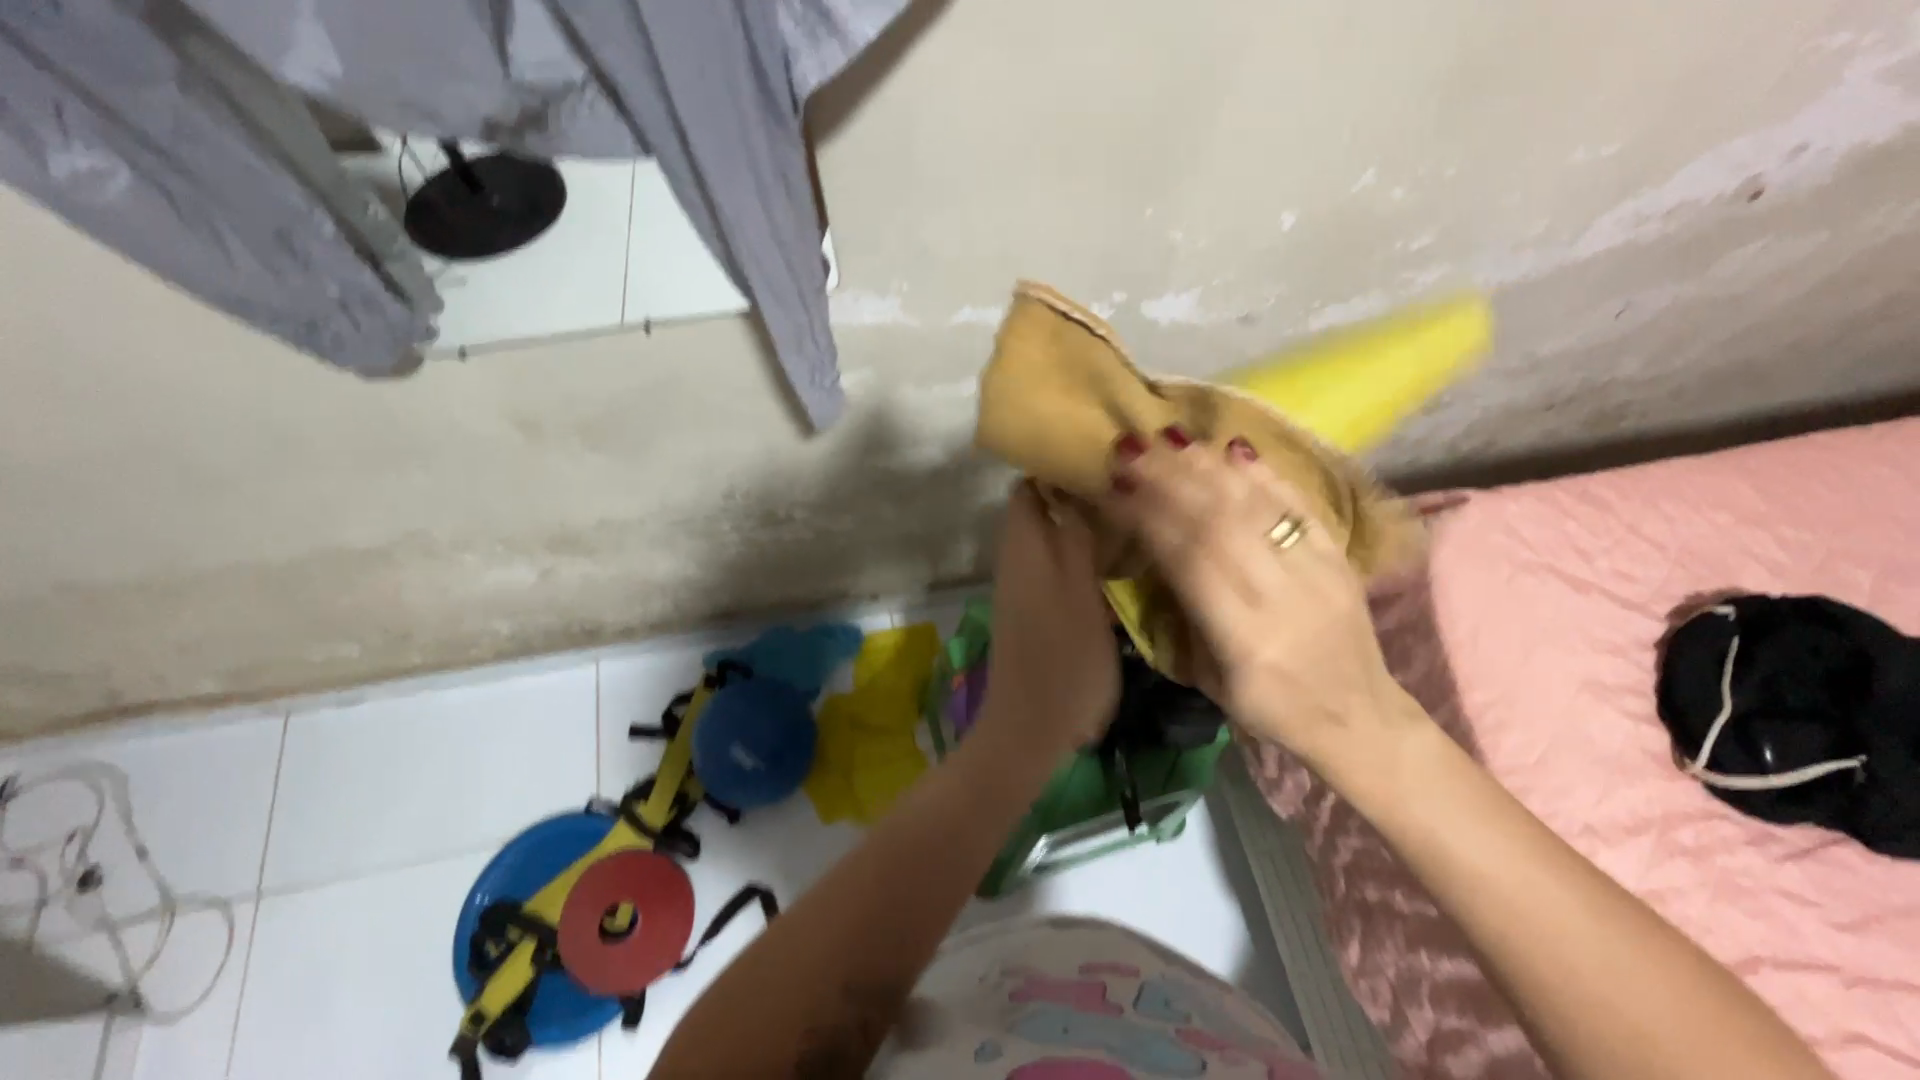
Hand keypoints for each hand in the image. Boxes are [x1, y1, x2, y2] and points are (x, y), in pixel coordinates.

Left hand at [979, 482, 1120, 756]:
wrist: (1031, 732)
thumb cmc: (1062, 660)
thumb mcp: (1079, 591)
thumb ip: (1077, 535)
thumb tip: (1077, 481)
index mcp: (1024, 546)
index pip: (1031, 485)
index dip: (1061, 467)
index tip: (1107, 459)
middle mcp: (1018, 559)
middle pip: (1044, 510)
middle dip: (1082, 495)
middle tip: (1136, 490)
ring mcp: (1027, 589)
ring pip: (1055, 540)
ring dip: (1088, 528)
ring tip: (1137, 519)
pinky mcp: (1040, 615)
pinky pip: (1061, 569)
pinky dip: (1087, 559)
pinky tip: (1123, 564)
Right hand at [1101, 429, 1424, 764]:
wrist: (1359, 717)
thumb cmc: (1270, 709)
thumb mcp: (1211, 680)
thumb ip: (1183, 616)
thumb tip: (1150, 551)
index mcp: (1246, 640)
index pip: (1192, 561)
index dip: (1151, 519)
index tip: (1115, 486)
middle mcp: (1285, 598)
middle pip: (1223, 523)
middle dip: (1172, 480)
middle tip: (1132, 447)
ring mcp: (1319, 572)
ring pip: (1258, 507)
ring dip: (1209, 468)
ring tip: (1169, 439)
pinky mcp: (1340, 557)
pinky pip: (1299, 505)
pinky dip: (1263, 473)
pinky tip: (1232, 448)